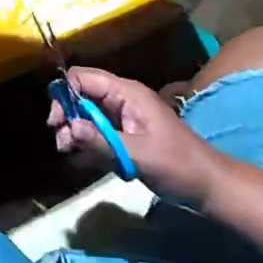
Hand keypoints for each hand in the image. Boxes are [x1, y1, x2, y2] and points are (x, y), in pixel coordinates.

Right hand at [48, 67, 230, 204]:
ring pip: (87, 115)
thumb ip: (102, 141)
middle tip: (62, 144)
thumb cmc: (177, 165)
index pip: (84, 78)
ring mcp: (124, 118)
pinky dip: (87, 143)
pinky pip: (97, 132)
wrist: (207, 185)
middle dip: (67, 116)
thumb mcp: (138, 154)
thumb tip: (69, 127)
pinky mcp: (125, 136)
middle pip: (82, 95)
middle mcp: (123, 99)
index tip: (56, 123)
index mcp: (127, 93)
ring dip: (75, 132)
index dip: (65, 94)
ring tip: (70, 154)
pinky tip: (84, 160)